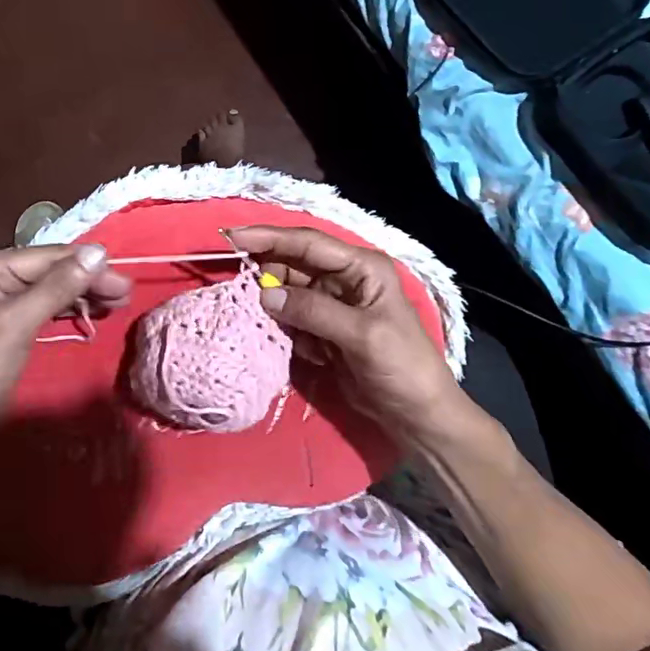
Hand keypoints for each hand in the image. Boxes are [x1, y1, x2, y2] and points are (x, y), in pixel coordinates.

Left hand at [0, 245, 130, 444]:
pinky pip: (46, 306)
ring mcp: (1, 300)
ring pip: (52, 288)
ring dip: (84, 294)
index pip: (48, 257)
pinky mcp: (10, 324)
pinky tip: (92, 312)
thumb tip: (99, 252)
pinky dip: (70, 309)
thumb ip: (58, 286)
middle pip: (51, 270)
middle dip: (89, 280)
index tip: (125, 282)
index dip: (88, 266)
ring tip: (118, 303)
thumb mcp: (18, 323)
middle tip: (126, 294)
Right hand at [228, 226, 460, 441]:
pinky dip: (285, 329)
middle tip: (235, 286)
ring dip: (273, 305)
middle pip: (292, 264)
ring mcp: (333, 304)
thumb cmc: (402, 366)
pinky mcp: (323, 329)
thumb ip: (314, 311)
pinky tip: (300, 348)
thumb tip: (265, 295)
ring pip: (287, 292)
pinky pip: (291, 319)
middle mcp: (344, 278)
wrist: (417, 414)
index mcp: (361, 267)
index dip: (268, 237)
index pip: (307, 243)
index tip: (232, 237)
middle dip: (265, 273)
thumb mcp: (362, 335)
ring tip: (262, 320)